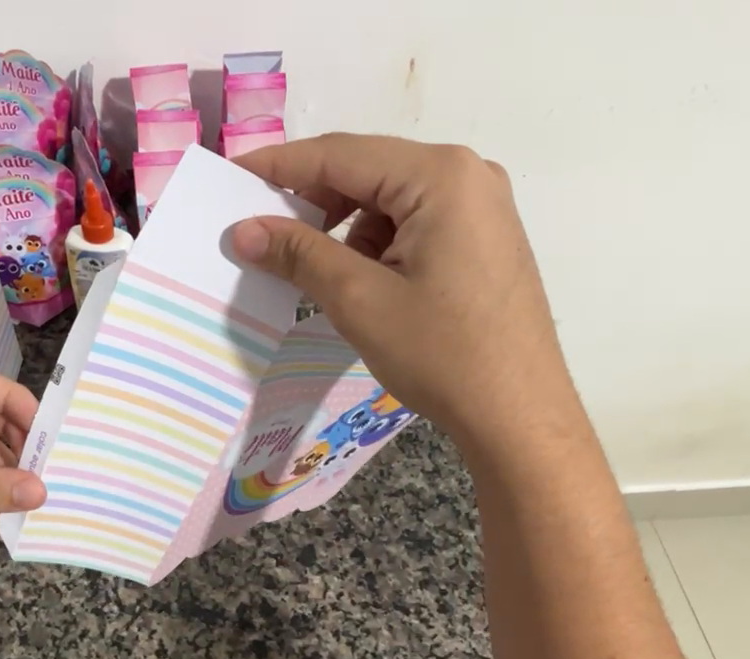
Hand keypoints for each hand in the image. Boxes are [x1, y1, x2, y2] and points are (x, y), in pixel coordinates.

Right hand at [233, 135, 560, 453]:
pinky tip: (361, 283)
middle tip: (263, 233)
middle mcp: (468, 174)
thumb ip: (300, 255)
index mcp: (440, 175)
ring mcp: (483, 207)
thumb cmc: (440, 355)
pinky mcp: (486, 240)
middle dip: (313, 202)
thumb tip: (244, 230)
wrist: (518, 412)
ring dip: (346, 229)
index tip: (231, 180)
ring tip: (314, 270)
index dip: (280, 167)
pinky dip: (379, 245)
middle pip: (369, 172)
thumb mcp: (360, 301)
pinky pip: (418, 224)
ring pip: (392, 201)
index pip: (341, 154)